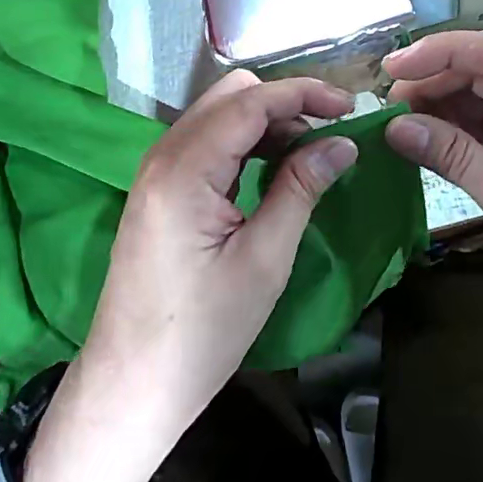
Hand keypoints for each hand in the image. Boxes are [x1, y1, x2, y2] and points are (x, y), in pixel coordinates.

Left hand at [21, 70, 357, 481]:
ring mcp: (157, 171)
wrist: (131, 387)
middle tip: (329, 132)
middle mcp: (164, 155)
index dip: (304, 94)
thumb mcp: (264, 260)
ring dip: (267, 120)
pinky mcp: (160, 189)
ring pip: (219, 114)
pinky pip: (208, 141)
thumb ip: (301, 188)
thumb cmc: (202, 331)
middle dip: (285, 102)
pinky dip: (245, 141)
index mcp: (184, 169)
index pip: (250, 102)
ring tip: (310, 151)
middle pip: (231, 95)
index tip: (350, 108)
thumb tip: (343, 143)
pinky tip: (274, 166)